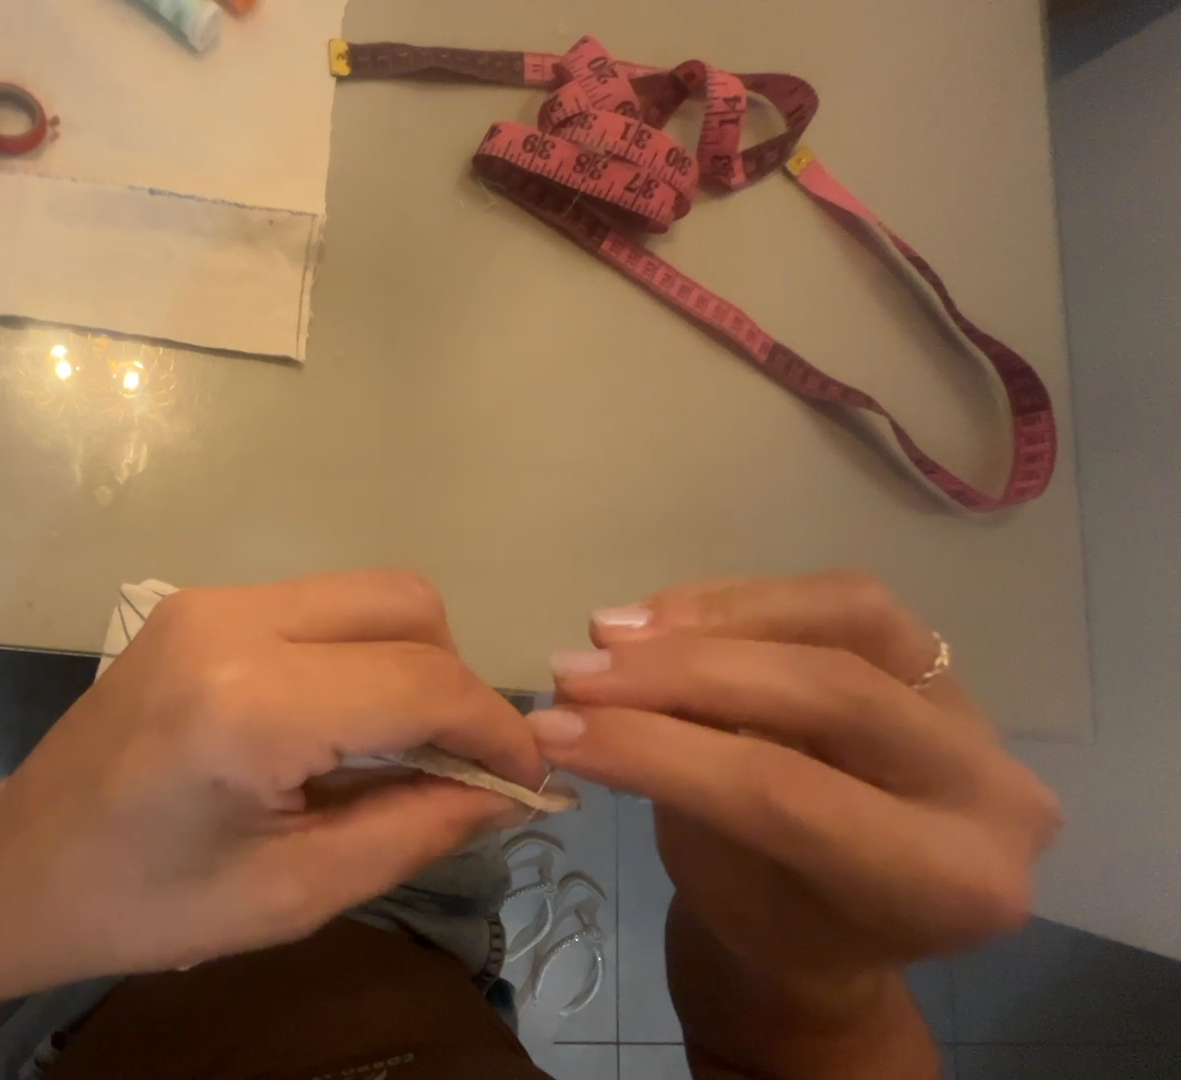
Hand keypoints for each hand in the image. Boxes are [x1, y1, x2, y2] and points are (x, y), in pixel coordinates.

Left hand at [0, 571, 547, 998]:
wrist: (20, 869)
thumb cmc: (146, 906)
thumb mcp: (295, 891)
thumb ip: (416, 827)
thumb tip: (506, 789)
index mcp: (250, 703)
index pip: (423, 681)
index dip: (495, 728)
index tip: (527, 779)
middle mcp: (231, 622)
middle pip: (404, 604)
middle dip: (452, 681)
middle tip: (451, 763)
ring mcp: (206, 601)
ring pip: (362, 595)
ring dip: (405, 660)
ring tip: (394, 745)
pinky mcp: (193, 606)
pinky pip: (312, 606)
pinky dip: (353, 652)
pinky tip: (335, 719)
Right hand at [536, 571, 1061, 998]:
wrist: (820, 906)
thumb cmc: (757, 907)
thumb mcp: (710, 872)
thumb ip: (664, 783)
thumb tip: (570, 709)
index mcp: (944, 884)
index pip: (783, 792)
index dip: (653, 748)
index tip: (550, 727)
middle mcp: (990, 792)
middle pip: (824, 690)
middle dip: (676, 671)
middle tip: (573, 671)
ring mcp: (969, 712)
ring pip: (845, 615)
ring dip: (707, 613)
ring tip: (608, 629)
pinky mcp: (929, 660)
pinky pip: (834, 600)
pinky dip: (728, 599)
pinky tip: (653, 617)